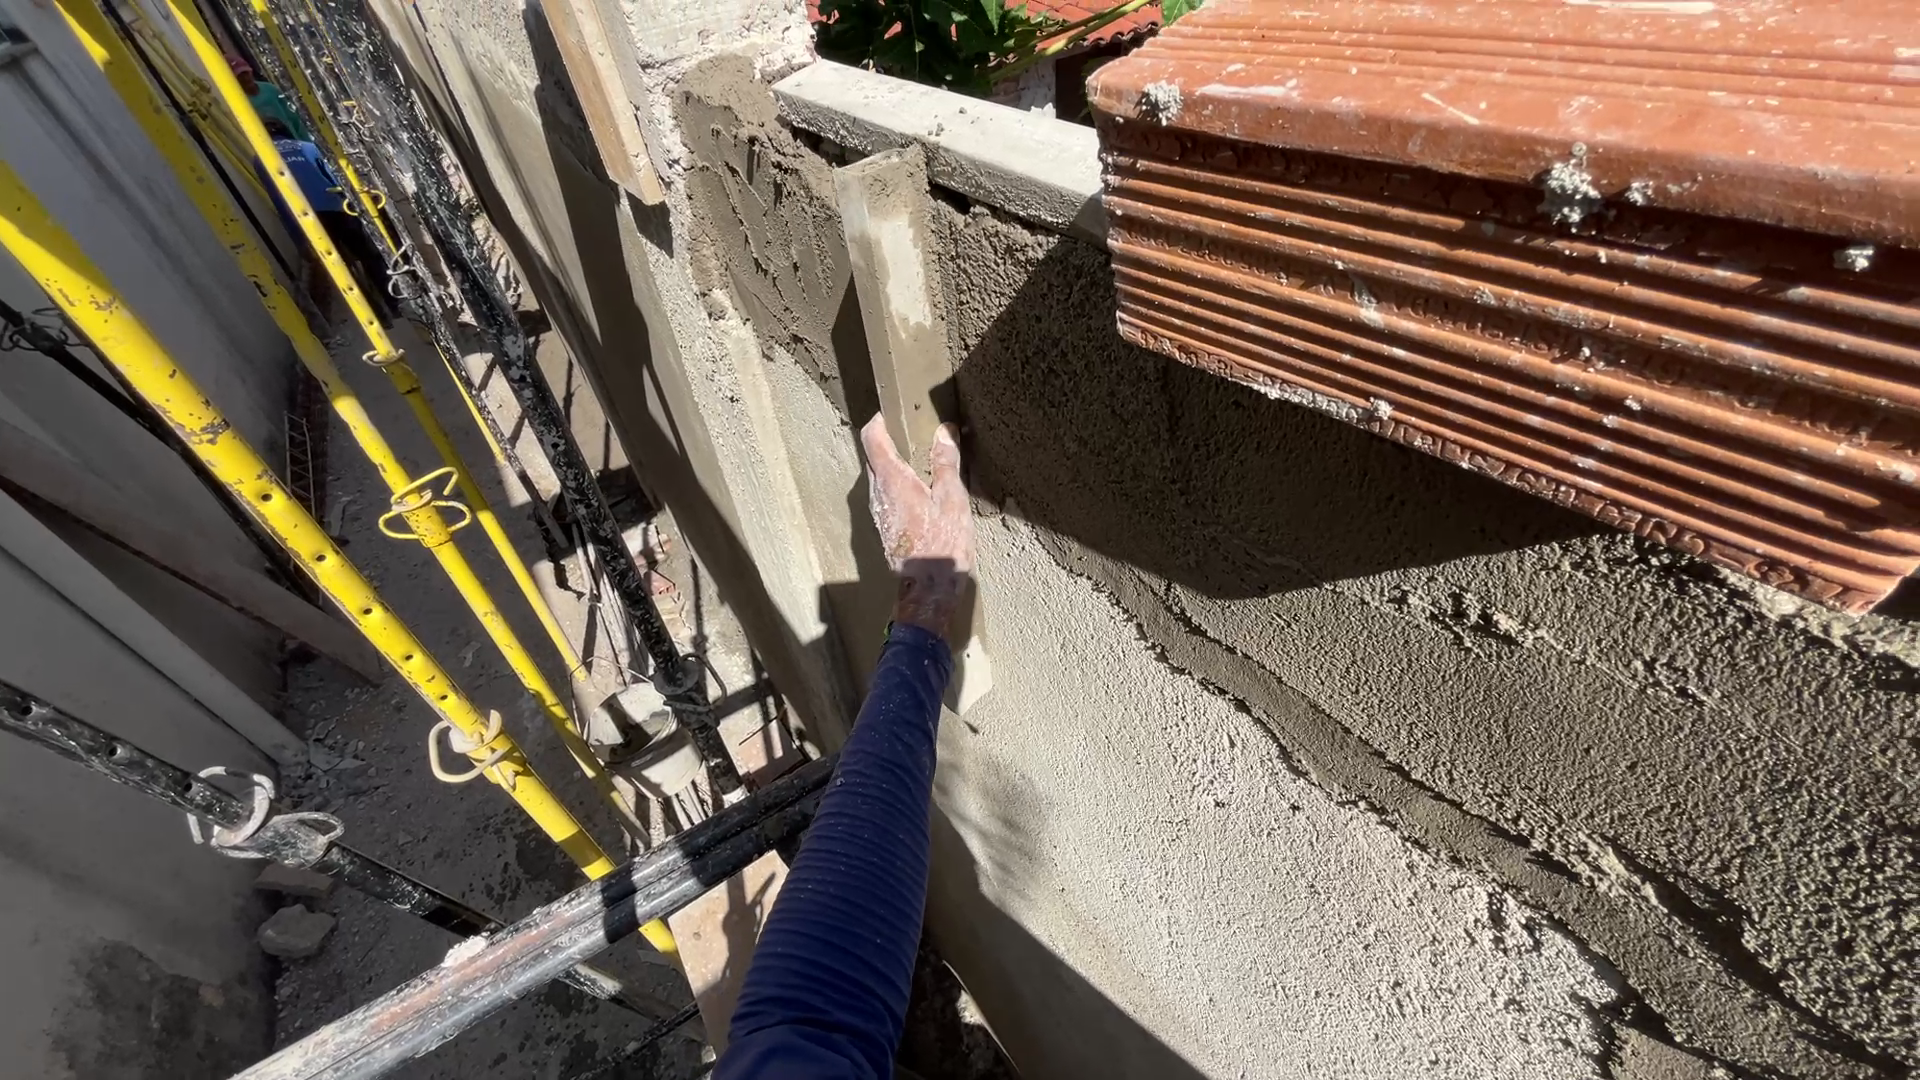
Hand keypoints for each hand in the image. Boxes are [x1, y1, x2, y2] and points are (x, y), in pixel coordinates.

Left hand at [861, 414, 973, 639]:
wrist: (928, 591)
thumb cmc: (942, 544)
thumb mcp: (952, 499)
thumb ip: (945, 463)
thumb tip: (945, 431)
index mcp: (891, 480)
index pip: (872, 437)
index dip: (880, 420)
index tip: (895, 412)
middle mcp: (877, 493)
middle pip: (875, 457)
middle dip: (892, 443)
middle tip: (917, 436)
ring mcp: (878, 513)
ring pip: (880, 479)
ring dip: (897, 467)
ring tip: (924, 465)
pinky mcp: (885, 529)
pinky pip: (887, 497)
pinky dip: (900, 487)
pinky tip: (923, 496)